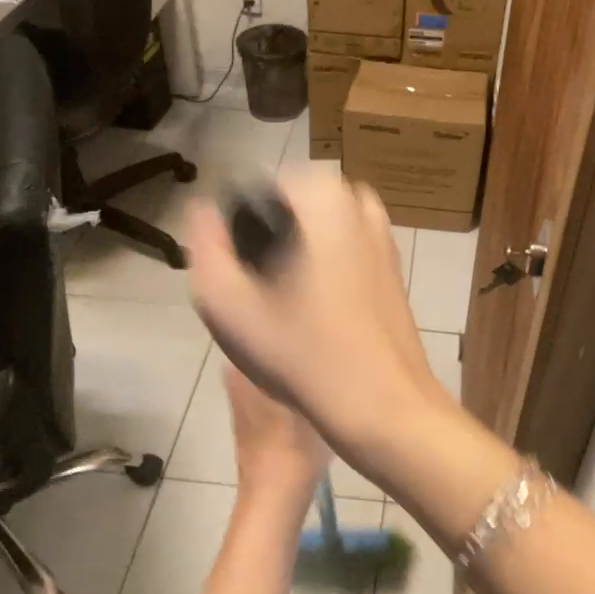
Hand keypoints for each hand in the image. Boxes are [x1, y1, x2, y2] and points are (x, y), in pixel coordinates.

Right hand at [186, 172, 453, 471]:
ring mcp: (383, 233)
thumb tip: (201, 210)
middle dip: (267, 240)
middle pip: (289, 207)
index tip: (237, 277)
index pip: (258, 187)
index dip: (237, 230)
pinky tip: (315, 314)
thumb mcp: (228, 305)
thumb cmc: (303, 354)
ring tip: (284, 306)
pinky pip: (343, 250)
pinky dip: (323, 268)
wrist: (385, 406)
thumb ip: (205, 246)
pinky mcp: (393, 265)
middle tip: (257, 296)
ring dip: (295, 255)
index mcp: (323, 196)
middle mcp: (359, 202)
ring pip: (317, 229)